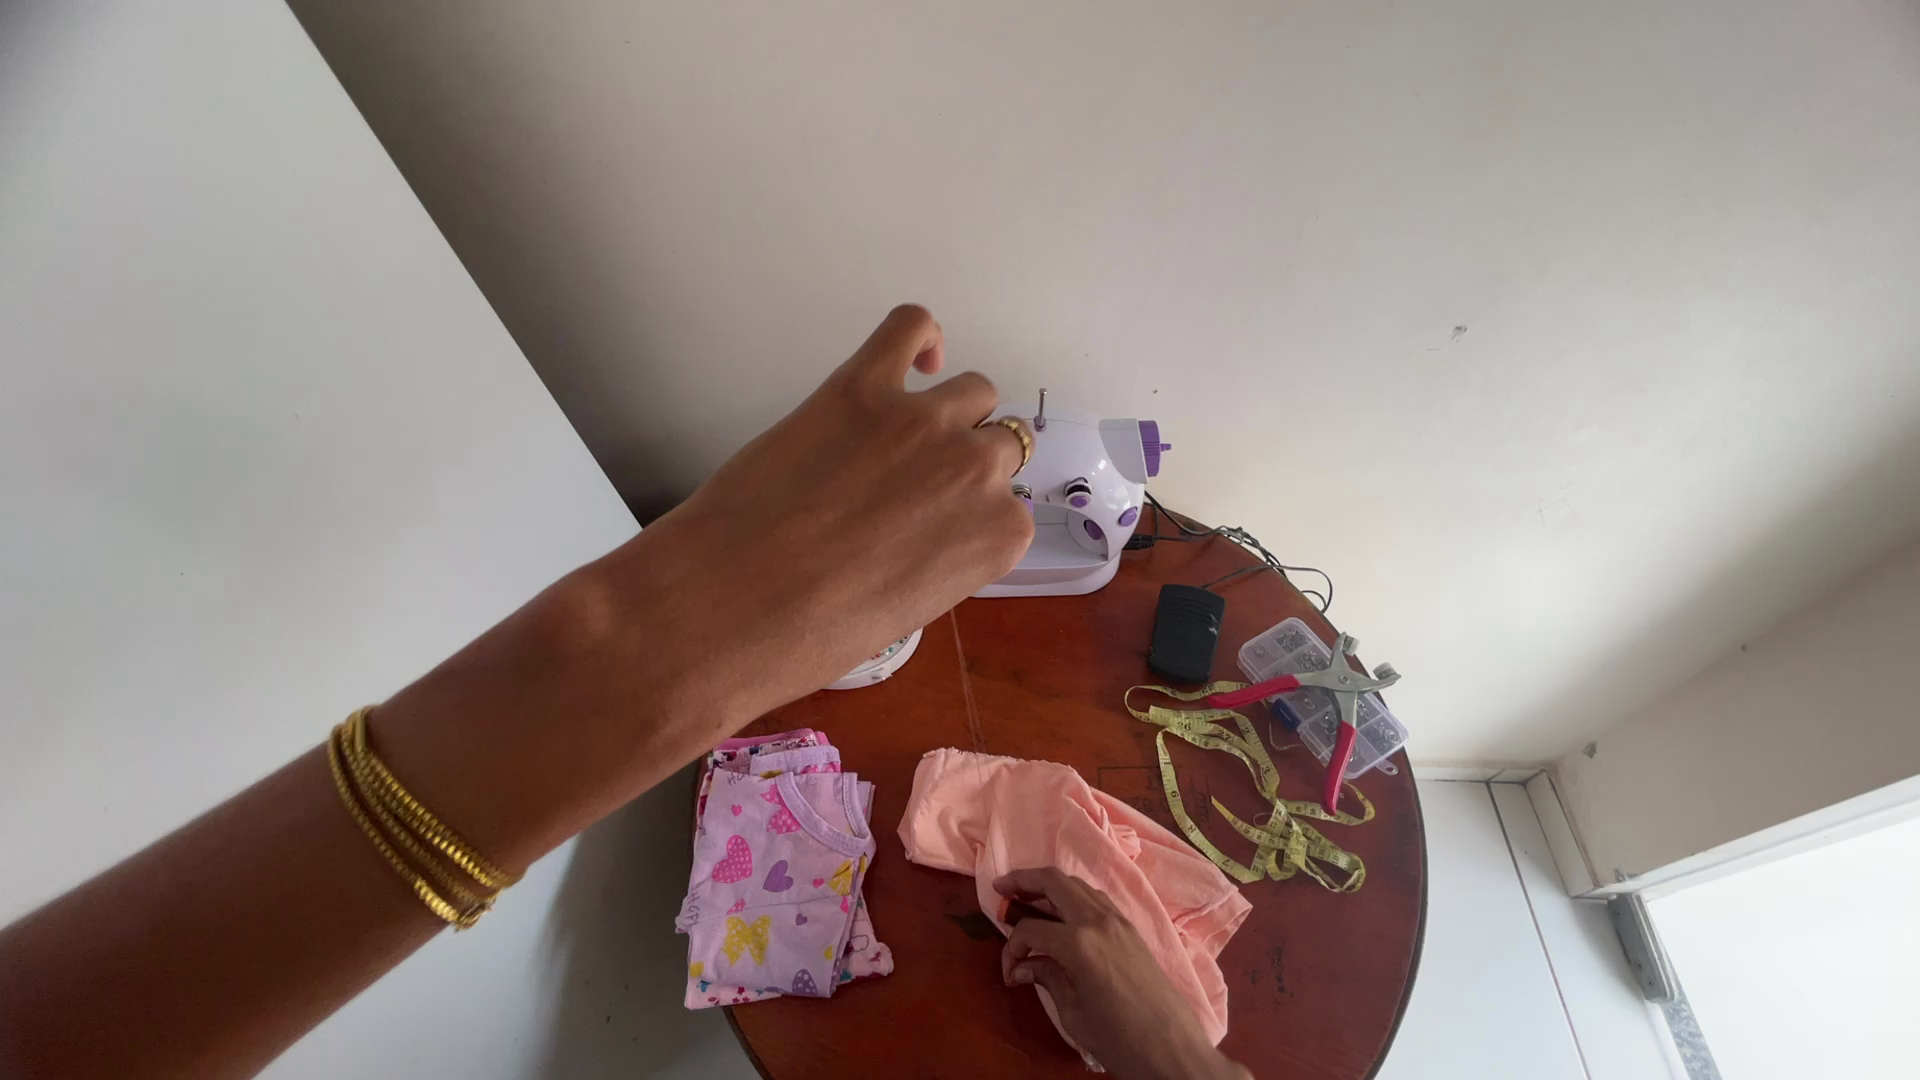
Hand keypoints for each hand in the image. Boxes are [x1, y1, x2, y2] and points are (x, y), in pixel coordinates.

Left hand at [620, 302, 1035, 720]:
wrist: (729, 607)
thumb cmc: (817, 635)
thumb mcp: (909, 607)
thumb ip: (943, 553)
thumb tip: (927, 521)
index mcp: (999, 536)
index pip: (1008, 511)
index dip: (968, 520)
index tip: (933, 532)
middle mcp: (979, 470)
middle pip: (998, 447)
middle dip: (963, 469)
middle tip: (913, 492)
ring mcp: (923, 421)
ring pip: (974, 391)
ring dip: (950, 416)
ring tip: (903, 440)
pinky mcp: (862, 386)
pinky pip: (912, 326)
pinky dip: (921, 337)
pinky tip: (914, 360)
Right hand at [995, 868, 1251, 1079]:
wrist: (1175, 1051)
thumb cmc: (1120, 1040)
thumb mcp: (1074, 1015)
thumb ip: (1047, 978)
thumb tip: (1024, 965)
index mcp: (1078, 943)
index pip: (1031, 929)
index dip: (1012, 947)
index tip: (1009, 971)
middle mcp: (1096, 919)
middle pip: (1053, 880)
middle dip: (1023, 879)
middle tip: (1000, 887)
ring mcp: (1117, 918)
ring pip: (1075, 883)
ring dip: (1048, 883)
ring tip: (1027, 894)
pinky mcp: (1129, 926)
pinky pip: (1095, 896)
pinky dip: (1073, 894)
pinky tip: (1062, 909)